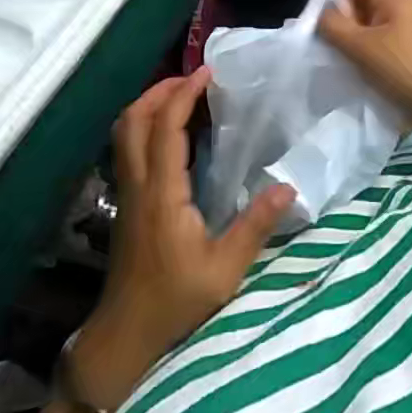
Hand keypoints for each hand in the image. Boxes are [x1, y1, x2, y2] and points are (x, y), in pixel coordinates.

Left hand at [65, 68, 292, 410]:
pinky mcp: (129, 205)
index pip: (163, 128)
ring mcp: (128, 194)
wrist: (123, 339)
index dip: (182, 94)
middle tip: (194, 78)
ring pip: (125, 134)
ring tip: (186, 96)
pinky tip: (179, 135)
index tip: (208, 72)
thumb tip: (288, 187)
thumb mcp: (223, 271)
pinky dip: (149, 127)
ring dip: (150, 106)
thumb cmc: (174, 304)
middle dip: (159, 90)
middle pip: (132, 121)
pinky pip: (131, 150)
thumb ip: (254, 227)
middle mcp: (138, 186)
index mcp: (161, 194)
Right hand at [318, 0, 411, 130]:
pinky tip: (376, 72)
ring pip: (373, 19)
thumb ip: (334, 26)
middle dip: (347, 20)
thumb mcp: (363, 48)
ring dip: (360, 38)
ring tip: (359, 64)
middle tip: (346, 51)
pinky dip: (375, 50)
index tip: (338, 29)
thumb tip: (322, 13)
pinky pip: (386, 35)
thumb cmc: (408, 70)